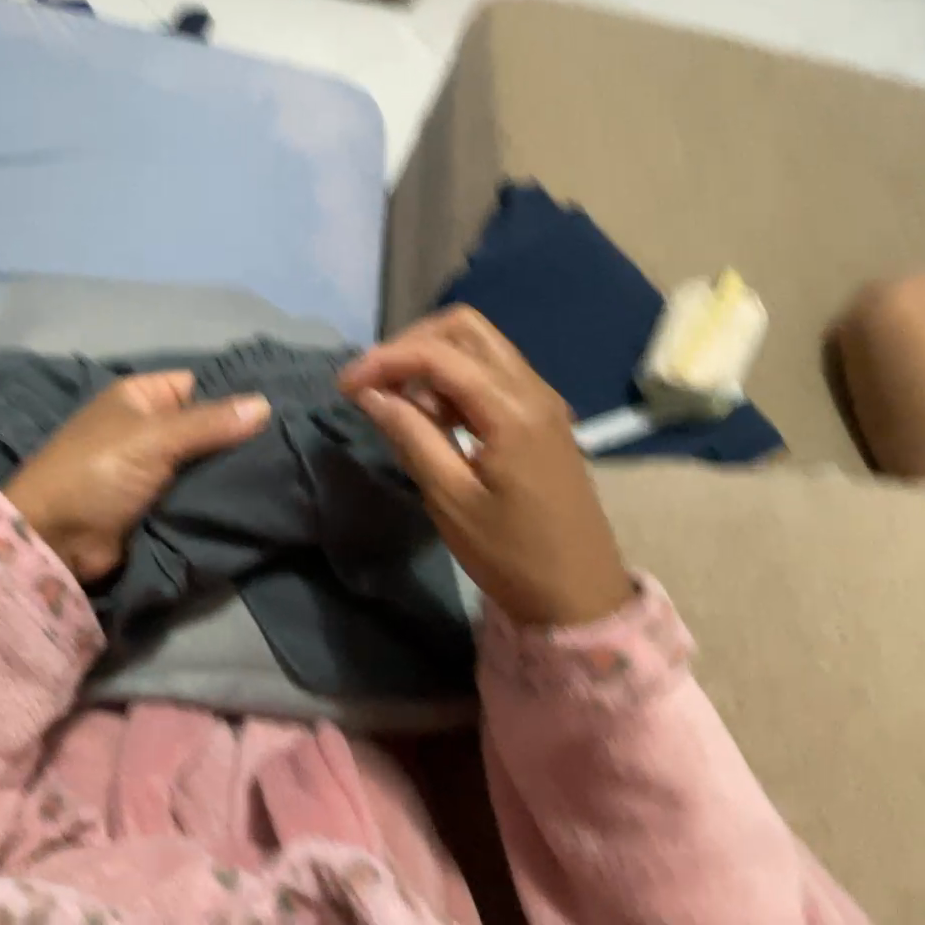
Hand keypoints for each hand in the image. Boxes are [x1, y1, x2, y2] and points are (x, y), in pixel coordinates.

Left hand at [5, 372, 271, 582]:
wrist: (55, 540)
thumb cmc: (97, 472)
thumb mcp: (154, 438)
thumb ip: (210, 423)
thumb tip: (265, 404)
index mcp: (141, 397)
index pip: (199, 385)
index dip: (235, 395)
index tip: (283, 408)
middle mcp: (148, 427)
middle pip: (205, 427)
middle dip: (239, 438)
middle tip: (293, 447)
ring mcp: (153, 468)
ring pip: (204, 464)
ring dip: (232, 473)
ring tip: (285, 472)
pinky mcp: (157, 505)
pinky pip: (195, 495)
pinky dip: (217, 498)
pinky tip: (258, 499)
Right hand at [339, 306, 633, 627]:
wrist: (580, 596)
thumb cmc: (511, 554)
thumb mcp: (450, 497)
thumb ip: (410, 434)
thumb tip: (370, 392)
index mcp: (512, 409)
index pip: (438, 354)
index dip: (384, 360)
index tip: (344, 386)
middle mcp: (532, 389)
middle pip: (465, 329)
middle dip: (411, 345)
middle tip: (375, 383)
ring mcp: (542, 401)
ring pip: (479, 348)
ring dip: (432, 362)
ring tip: (400, 407)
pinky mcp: (541, 418)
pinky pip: (492, 375)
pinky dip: (455, 381)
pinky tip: (434, 418)